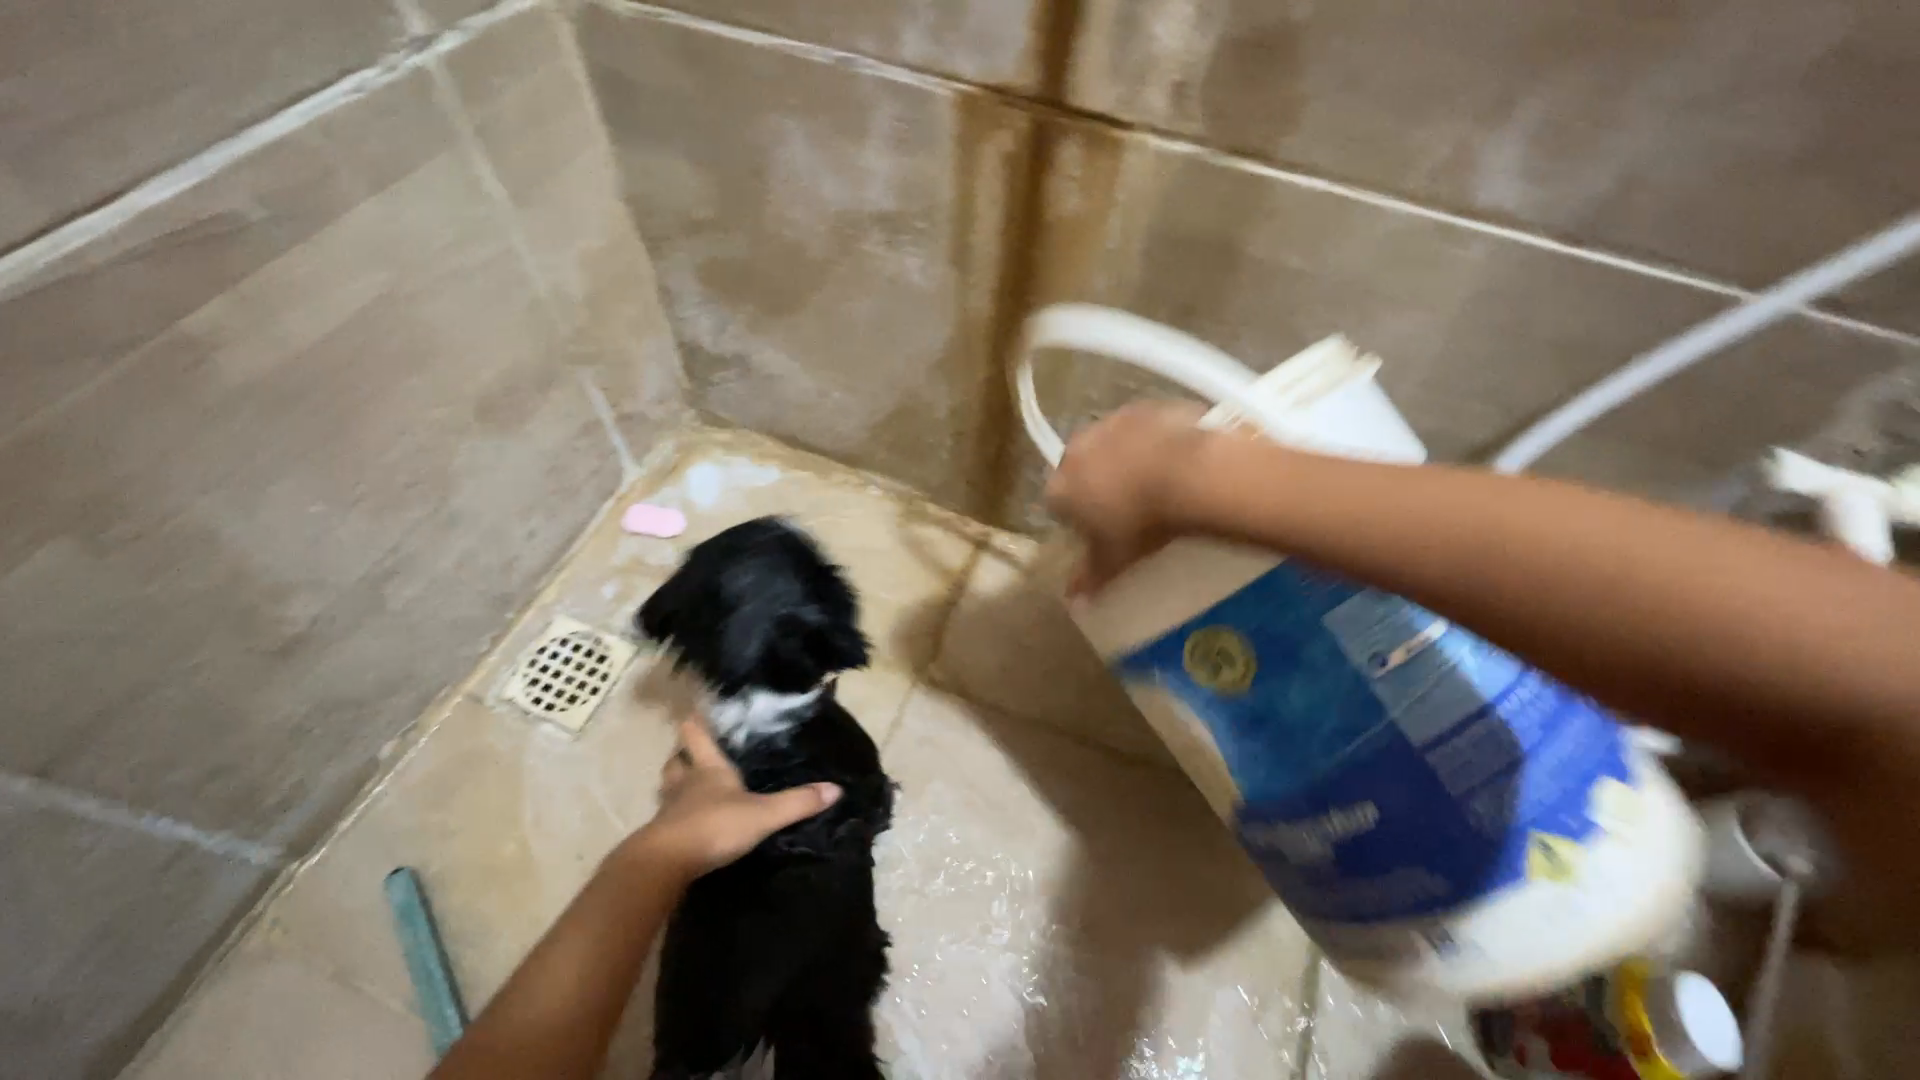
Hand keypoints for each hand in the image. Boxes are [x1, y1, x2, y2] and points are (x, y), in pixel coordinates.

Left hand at [627, 720, 840, 879]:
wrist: (667, 864)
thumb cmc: (715, 826)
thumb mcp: (764, 815)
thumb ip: (798, 802)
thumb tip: (836, 789)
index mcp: (709, 769)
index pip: (696, 735)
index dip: (697, 722)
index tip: (696, 710)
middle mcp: (686, 783)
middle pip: (676, 760)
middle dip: (683, 755)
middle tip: (693, 753)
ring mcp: (670, 810)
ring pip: (668, 788)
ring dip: (675, 784)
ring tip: (689, 786)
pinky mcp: (662, 837)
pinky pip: (668, 819)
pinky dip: (676, 817)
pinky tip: (689, 824)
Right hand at [1045, 401, 1211, 595]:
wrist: (1188, 474)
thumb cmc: (1142, 524)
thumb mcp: (1115, 558)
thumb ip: (1090, 578)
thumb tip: (1073, 602)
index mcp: (1060, 487)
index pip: (1057, 503)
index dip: (1079, 516)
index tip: (1102, 528)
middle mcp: (1074, 450)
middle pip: (1080, 468)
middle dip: (1096, 482)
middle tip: (1128, 505)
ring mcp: (1108, 422)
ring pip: (1109, 443)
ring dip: (1123, 457)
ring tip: (1155, 481)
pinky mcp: (1142, 406)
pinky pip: (1140, 426)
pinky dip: (1151, 439)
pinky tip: (1174, 458)